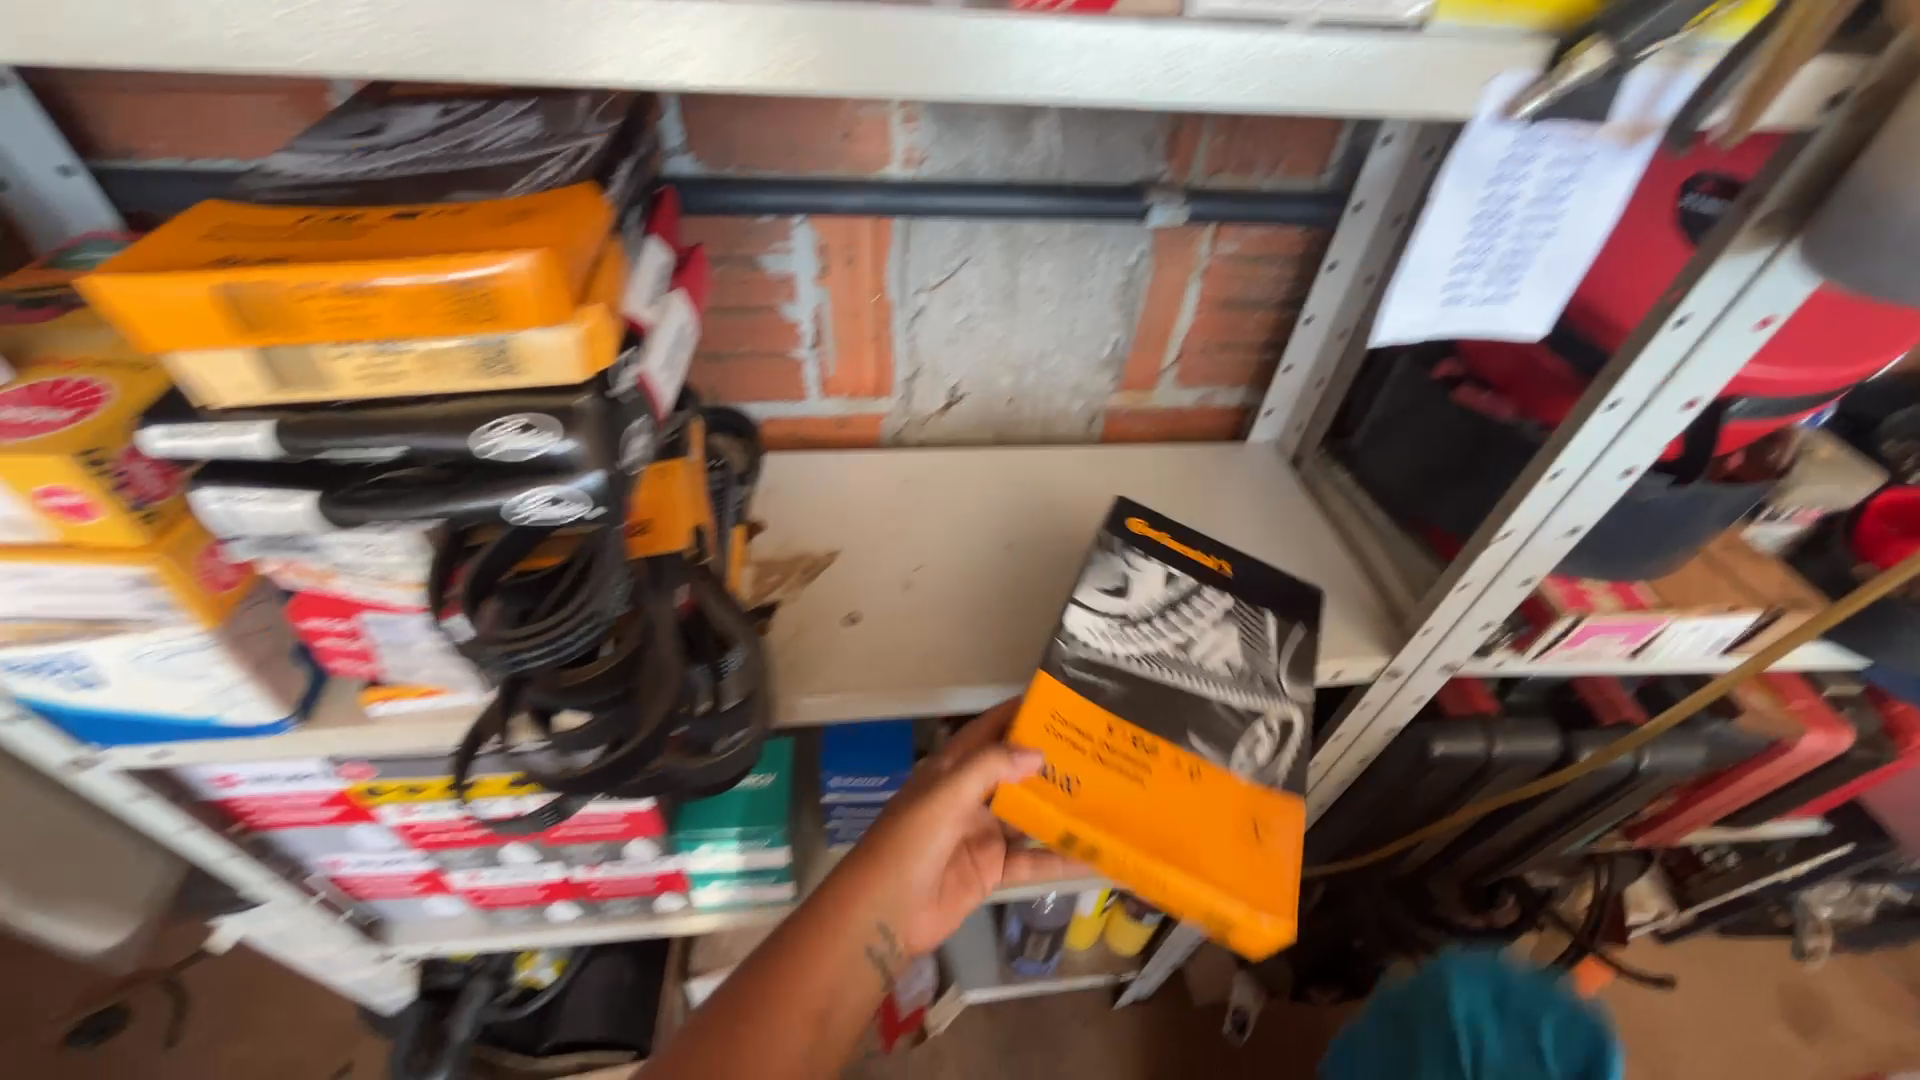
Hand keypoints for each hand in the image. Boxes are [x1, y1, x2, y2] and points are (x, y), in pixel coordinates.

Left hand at [828, 700, 1084, 954]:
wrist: (884, 913)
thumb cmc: (908, 844)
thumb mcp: (945, 797)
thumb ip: (989, 768)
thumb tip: (1037, 751)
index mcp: (952, 769)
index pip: (988, 730)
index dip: (1017, 714)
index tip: (1058, 702)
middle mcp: (971, 795)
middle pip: (1015, 771)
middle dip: (1050, 761)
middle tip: (1097, 750)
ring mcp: (983, 833)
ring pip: (1030, 814)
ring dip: (1062, 807)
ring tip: (1108, 794)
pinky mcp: (994, 869)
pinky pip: (1034, 859)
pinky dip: (1062, 857)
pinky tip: (1097, 855)